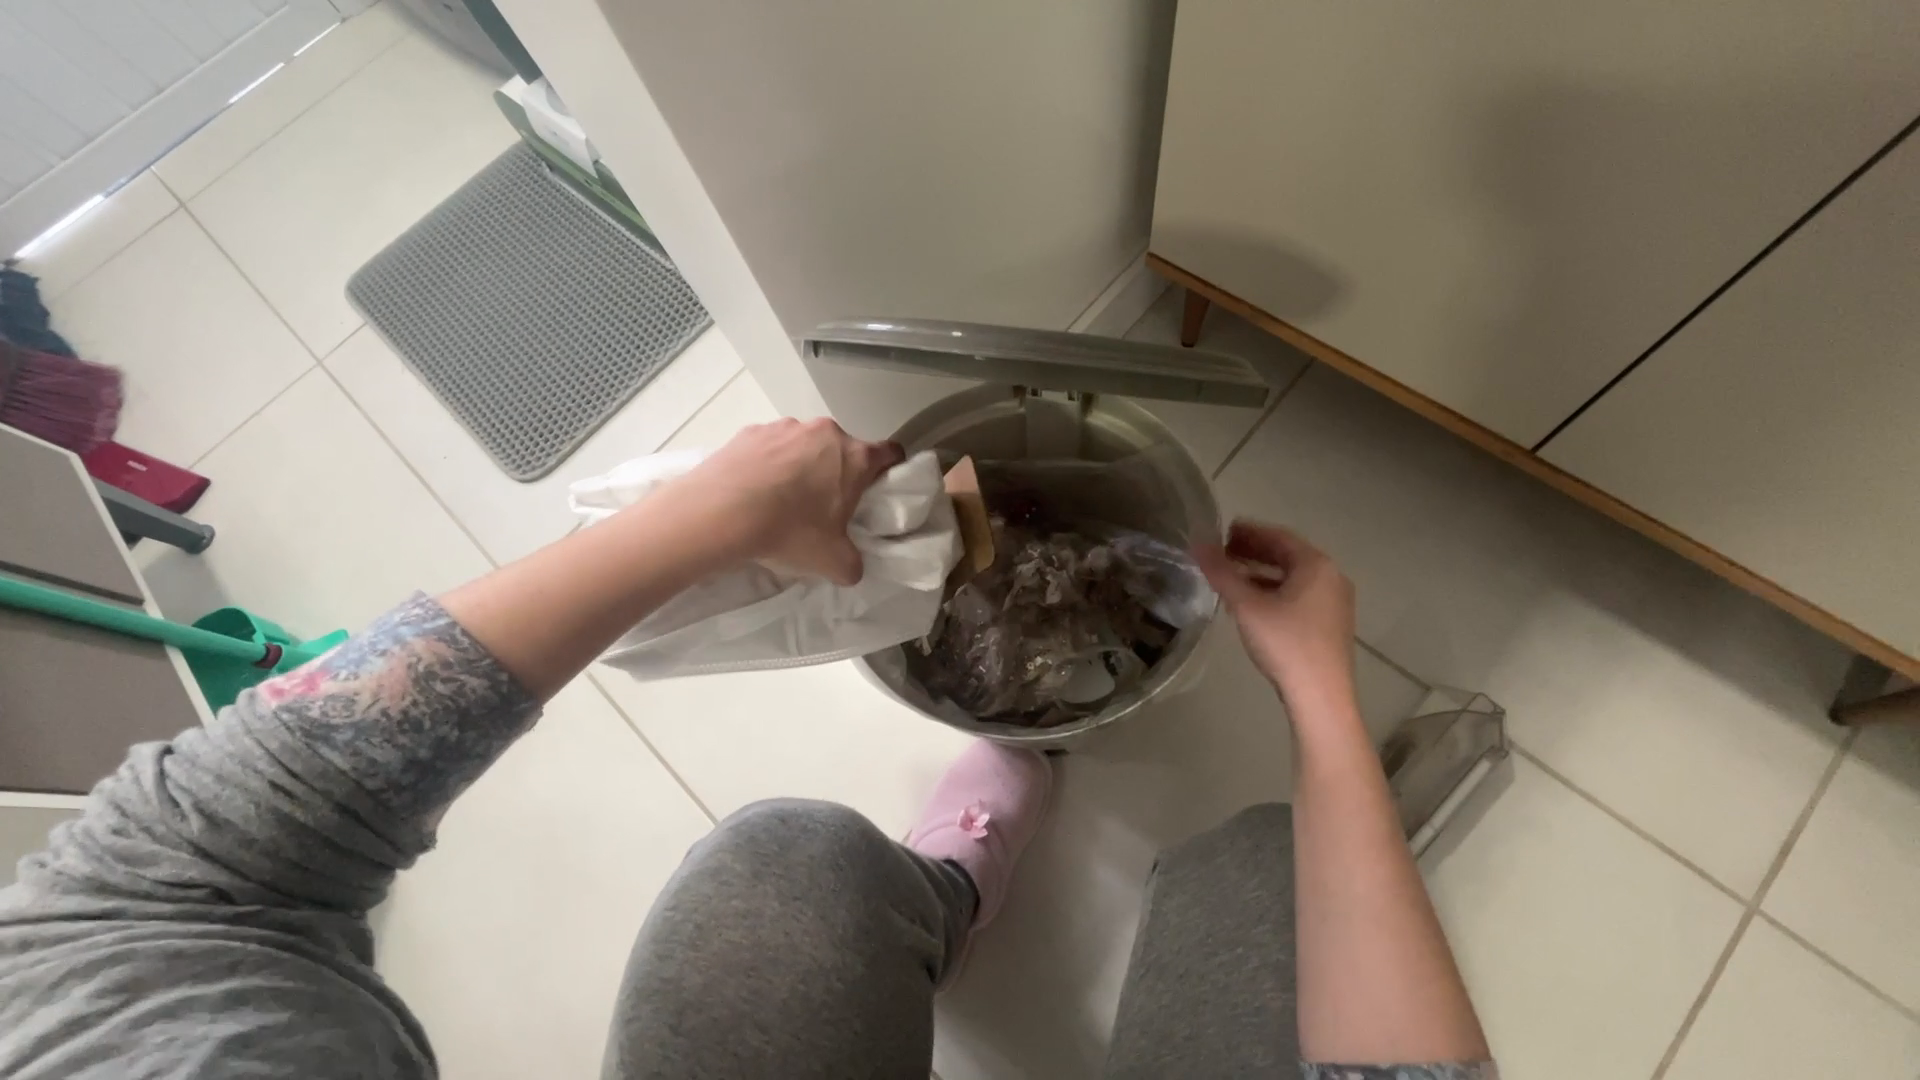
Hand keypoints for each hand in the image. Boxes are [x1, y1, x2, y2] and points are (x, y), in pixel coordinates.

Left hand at [657, 418, 903, 584]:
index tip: (879, 487)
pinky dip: (767, 463)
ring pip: (804, 445)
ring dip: (800, 465)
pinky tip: (752, 490)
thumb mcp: (833, 563)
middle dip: (837, 472)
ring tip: (779, 499)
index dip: (890, 469)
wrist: (721, 514)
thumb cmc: (790, 531)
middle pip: (842, 448)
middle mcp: (824, 433)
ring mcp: (785, 427)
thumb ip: (852, 563)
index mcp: (855, 458)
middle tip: (821, 505)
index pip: (890, 453)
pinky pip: (769, 446)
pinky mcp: (750, 431)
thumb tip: (851, 565)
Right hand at [1194, 521, 1356, 708]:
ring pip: (1292, 578)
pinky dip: (1273, 591)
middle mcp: (1331, 578)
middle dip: (1254, 551)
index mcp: (1316, 566)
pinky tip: (1252, 604)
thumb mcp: (1247, 606)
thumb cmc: (1285, 643)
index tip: (1222, 531)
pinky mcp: (1330, 625)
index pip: (1278, 536)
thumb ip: (1222, 573)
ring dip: (1261, 573)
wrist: (1320, 695)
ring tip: (1231, 577)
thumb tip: (1198, 544)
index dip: (1248, 531)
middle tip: (1222, 552)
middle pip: (1287, 556)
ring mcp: (1334, 603)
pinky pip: (1298, 596)